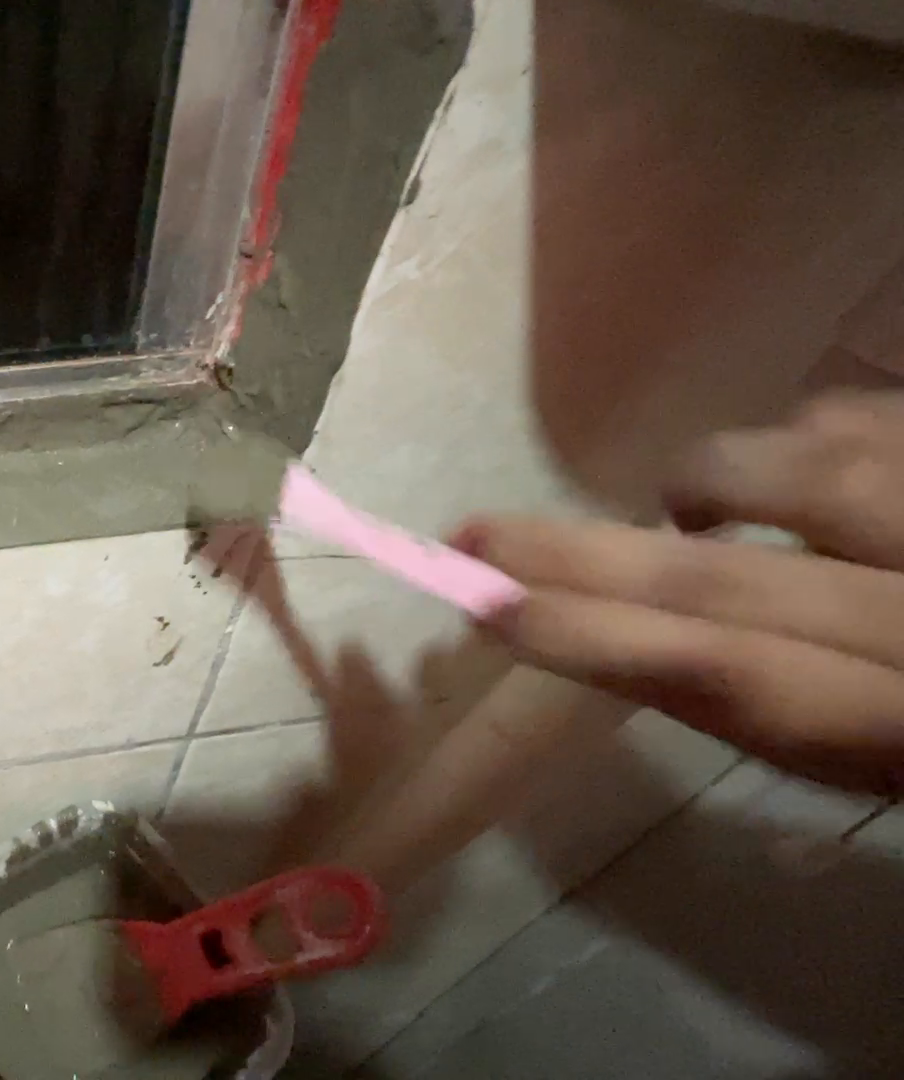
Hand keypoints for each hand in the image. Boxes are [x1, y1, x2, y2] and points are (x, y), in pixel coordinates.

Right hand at [448, 391, 903, 795]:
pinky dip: (838, 428)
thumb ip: (829, 719)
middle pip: (729, 583)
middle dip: (575, 556)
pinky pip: (893, 423)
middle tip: (467, 534)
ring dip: (718, 480)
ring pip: (826, 477)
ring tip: (687, 497)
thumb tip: (670, 653)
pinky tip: (826, 443)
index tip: (482, 608)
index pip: (724, 679)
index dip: (590, 639)